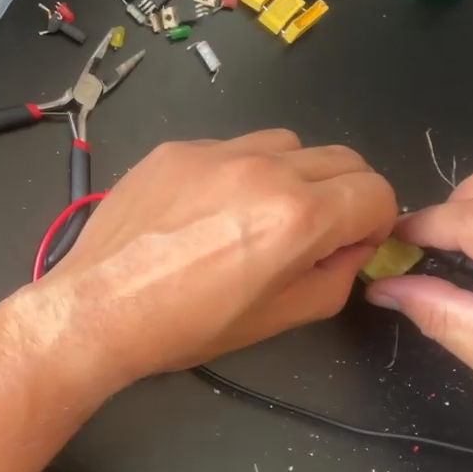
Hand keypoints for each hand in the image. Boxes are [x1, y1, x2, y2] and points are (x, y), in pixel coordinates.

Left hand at [34, 129, 396, 381]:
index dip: (372, 223)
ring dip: (289, 175)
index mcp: (296, 216)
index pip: (376, 193)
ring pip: (285, 144)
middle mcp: (261, 170)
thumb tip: (351, 248)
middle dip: (340, 195)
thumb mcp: (276, 319)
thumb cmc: (182, 327)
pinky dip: (234, 172)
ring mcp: (213, 154)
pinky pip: (227, 148)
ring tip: (253, 217)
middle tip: (310, 232)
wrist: (96, 310)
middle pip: (340, 158)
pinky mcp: (174, 151)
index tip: (349, 243)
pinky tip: (203, 211)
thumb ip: (335, 278)